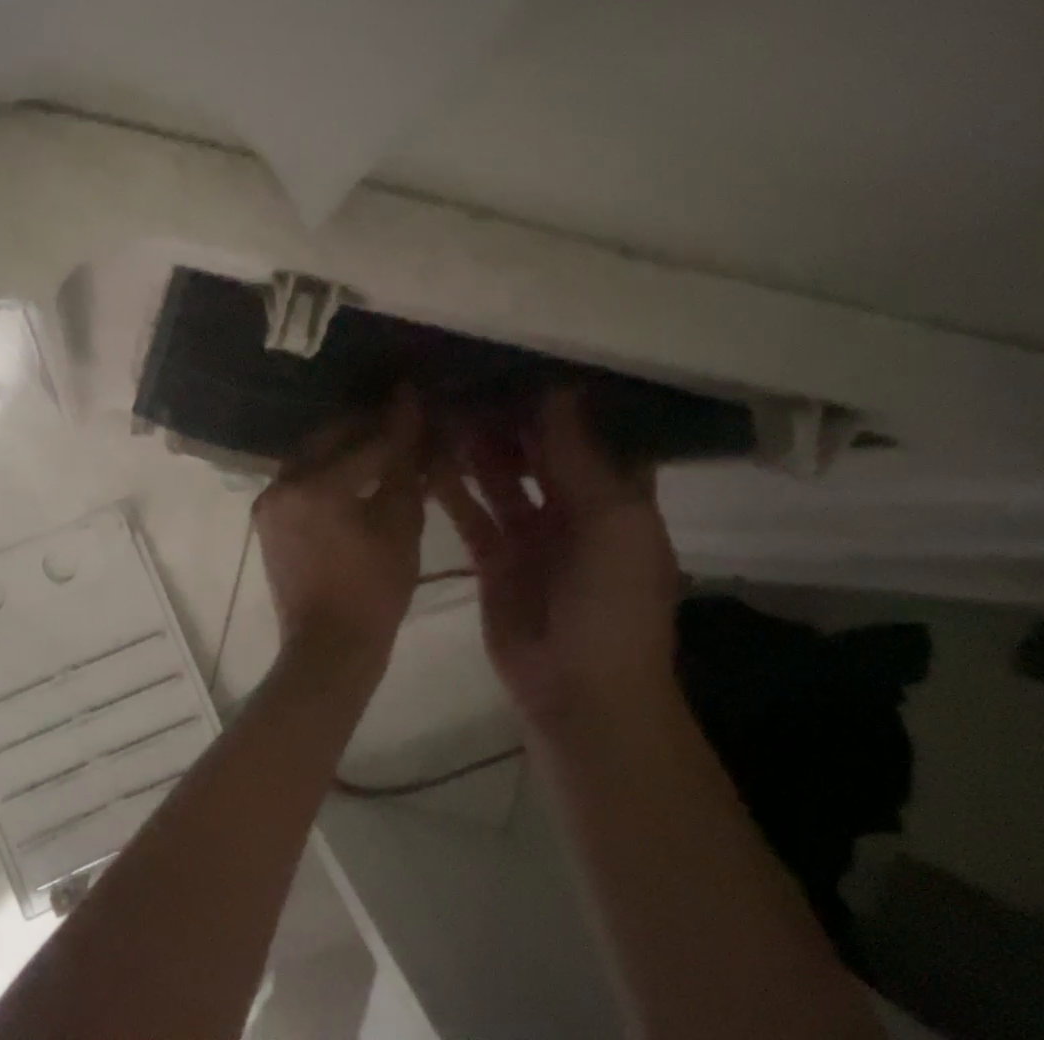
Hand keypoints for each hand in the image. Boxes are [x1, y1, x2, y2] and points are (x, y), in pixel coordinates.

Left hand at [253, 391, 426, 666]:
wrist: (327, 646)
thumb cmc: (374, 592)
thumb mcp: (401, 526)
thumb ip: (405, 469)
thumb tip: (415, 424)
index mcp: (315, 486)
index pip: (366, 441)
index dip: (397, 420)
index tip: (415, 393)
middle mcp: (282, 484)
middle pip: (328, 439)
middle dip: (364, 425)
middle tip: (399, 415)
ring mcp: (268, 502)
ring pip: (309, 457)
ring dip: (342, 445)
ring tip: (380, 440)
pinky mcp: (266, 519)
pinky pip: (298, 480)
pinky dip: (324, 470)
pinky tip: (353, 470)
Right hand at [433, 390, 680, 728]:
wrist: (580, 688)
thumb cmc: (613, 603)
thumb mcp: (613, 523)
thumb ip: (580, 458)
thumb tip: (557, 390)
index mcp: (619, 495)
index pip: (590, 432)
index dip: (560, 398)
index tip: (522, 356)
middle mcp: (574, 506)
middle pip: (539, 450)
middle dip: (508, 417)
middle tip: (465, 375)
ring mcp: (531, 533)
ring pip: (500, 477)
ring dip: (475, 446)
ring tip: (438, 406)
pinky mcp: (493, 557)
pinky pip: (470, 512)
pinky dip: (451, 487)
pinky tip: (425, 456)